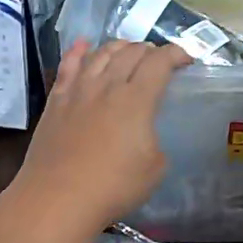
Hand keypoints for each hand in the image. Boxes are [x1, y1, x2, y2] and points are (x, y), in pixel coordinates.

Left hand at [7, 39, 189, 233]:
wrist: (57, 198)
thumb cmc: (113, 187)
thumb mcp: (155, 168)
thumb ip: (154, 140)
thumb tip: (144, 133)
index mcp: (136, 99)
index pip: (159, 63)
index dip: (176, 54)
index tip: (186, 59)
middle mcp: (107, 86)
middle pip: (130, 53)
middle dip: (149, 50)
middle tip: (158, 59)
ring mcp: (78, 91)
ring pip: (101, 54)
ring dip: (119, 47)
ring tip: (128, 49)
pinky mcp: (56, 101)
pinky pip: (68, 67)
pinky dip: (78, 52)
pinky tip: (84, 44)